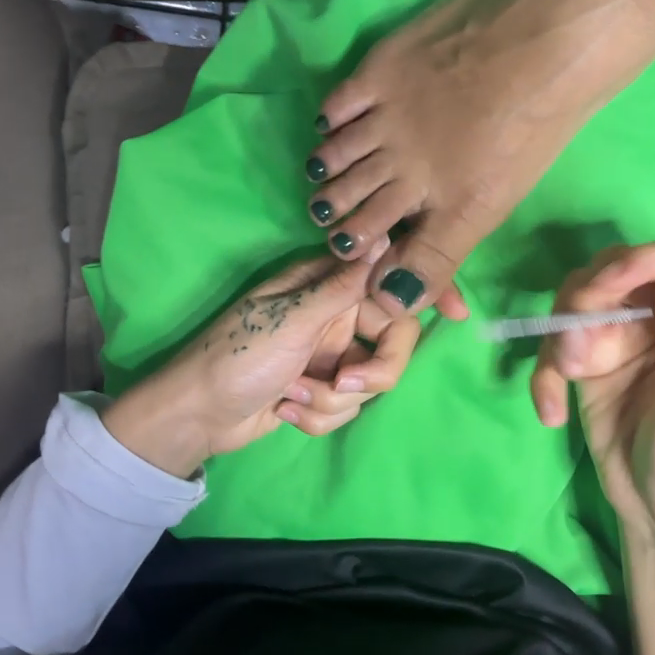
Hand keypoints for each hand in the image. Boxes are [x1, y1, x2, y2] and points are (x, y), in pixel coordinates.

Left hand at [102, 257, 420, 476]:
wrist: (196, 417)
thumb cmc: (237, 357)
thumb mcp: (292, 320)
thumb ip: (342, 286)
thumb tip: (381, 237)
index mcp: (325, 288)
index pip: (389, 281)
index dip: (425, 291)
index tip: (459, 312)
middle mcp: (333, 318)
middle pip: (392, 342)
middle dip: (371, 371)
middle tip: (345, 382)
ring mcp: (328, 357)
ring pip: (369, 381)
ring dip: (332, 399)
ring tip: (291, 398)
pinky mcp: (320, 392)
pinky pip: (347, 407)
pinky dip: (317, 415)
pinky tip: (284, 412)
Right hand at [530, 238, 654, 542]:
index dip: (643, 259)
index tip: (606, 285)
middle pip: (618, 270)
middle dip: (588, 299)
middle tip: (577, 347)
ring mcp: (623, 338)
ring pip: (577, 299)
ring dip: (562, 334)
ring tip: (569, 378)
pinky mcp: (588, 362)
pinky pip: (553, 346)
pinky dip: (543, 375)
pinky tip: (550, 412)